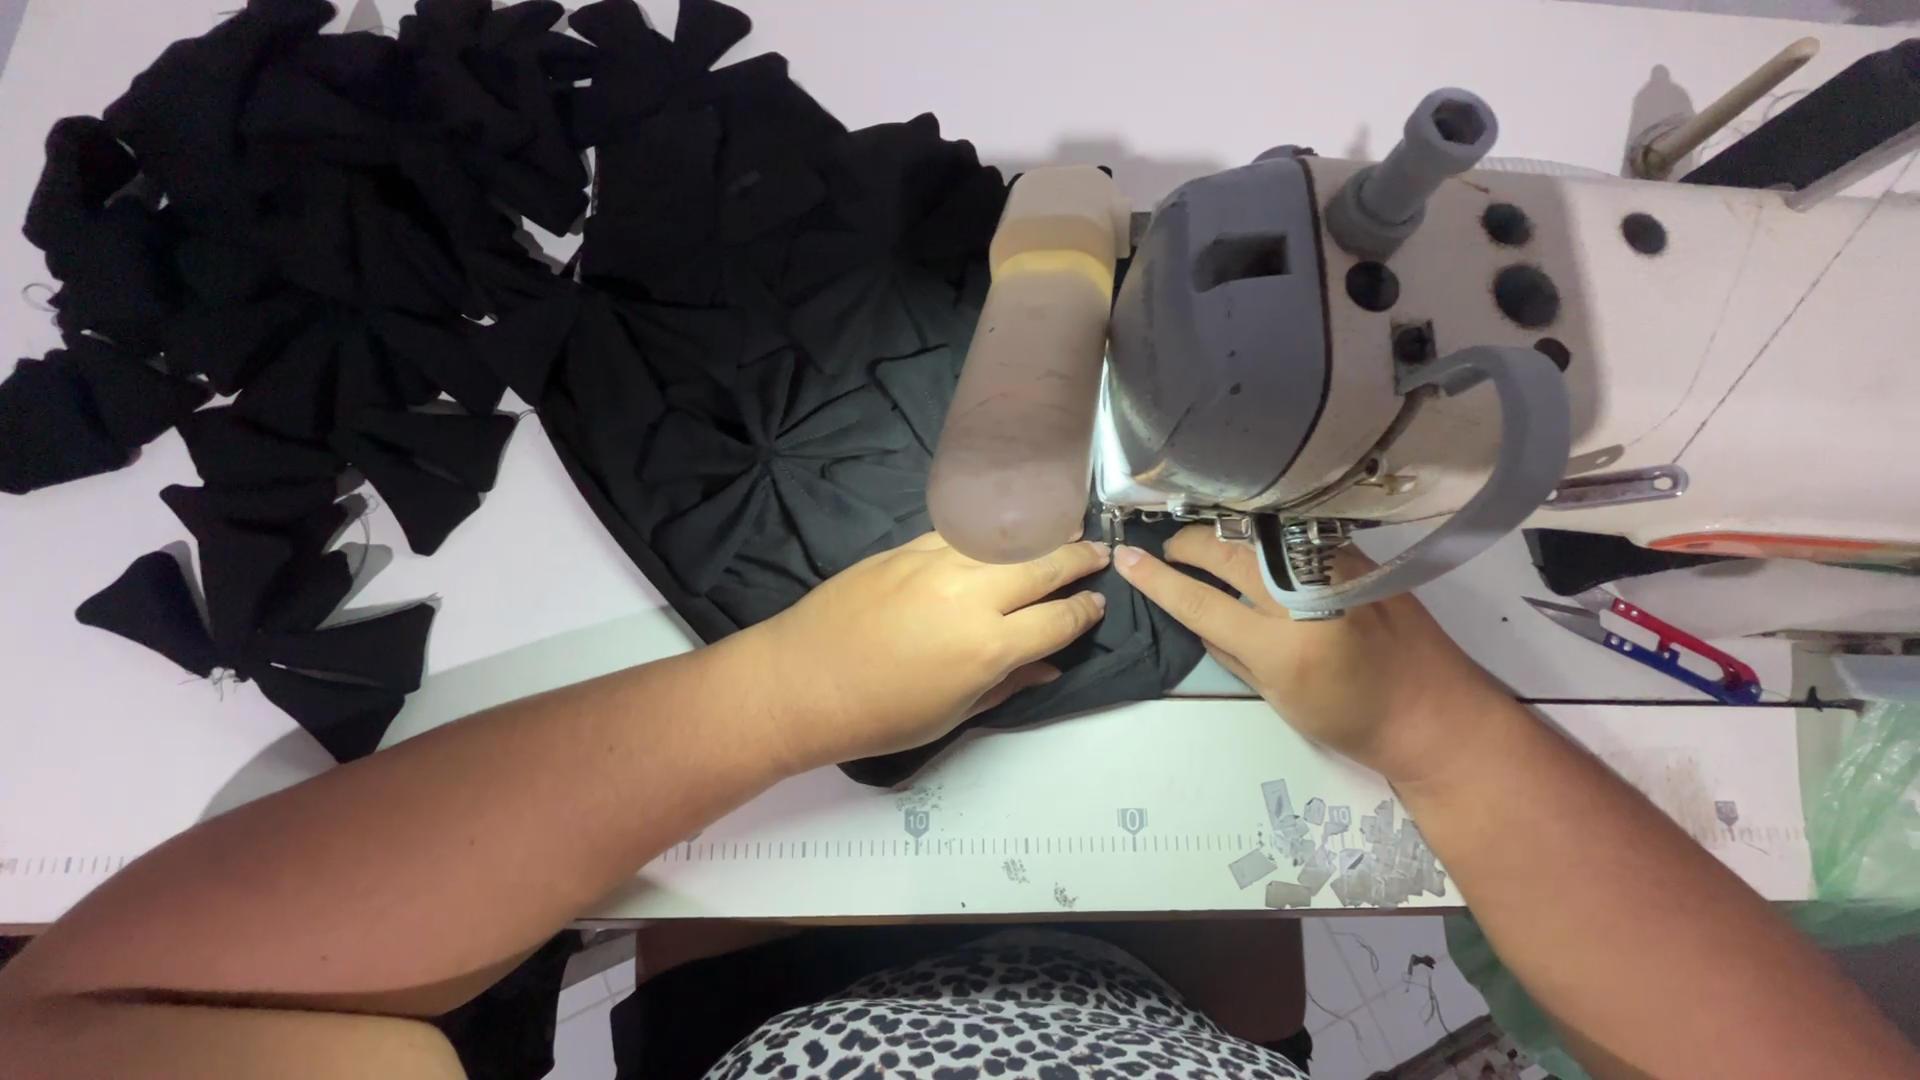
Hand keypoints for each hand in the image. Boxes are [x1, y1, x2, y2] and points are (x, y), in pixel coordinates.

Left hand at [742, 532, 1110, 769]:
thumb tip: (1050, 666)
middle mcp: (972, 595)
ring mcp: (937, 563)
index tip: (1098, 605)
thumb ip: (1008, 683)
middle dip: (1078, 559)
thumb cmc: (878, 716)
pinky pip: (961, 531)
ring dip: (1042, 532)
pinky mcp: (906, 548)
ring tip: (1064, 527)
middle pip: (1043, 566)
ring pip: (1006, 539)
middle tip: (1098, 552)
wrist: (801, 682)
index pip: (1059, 621)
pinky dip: (990, 528)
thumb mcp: (953, 713)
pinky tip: (1001, 527)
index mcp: (989, 647)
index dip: (1085, 612)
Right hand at [1112, 525, 1504, 783]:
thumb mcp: (1276, 697)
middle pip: (1226, 552)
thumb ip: (1229, 651)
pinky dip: (1261, 537)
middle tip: (1170, 551)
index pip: (1200, 602)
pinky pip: (1292, 537)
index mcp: (1283, 647)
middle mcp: (1306, 599)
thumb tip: (1191, 613)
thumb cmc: (1351, 720)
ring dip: (1220, 534)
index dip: (1155, 579)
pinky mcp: (1356, 558)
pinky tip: (1252, 542)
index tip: (1125, 558)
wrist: (1436, 713)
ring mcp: (1335, 571)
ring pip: (1258, 535)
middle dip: (1187, 545)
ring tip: (1202, 542)